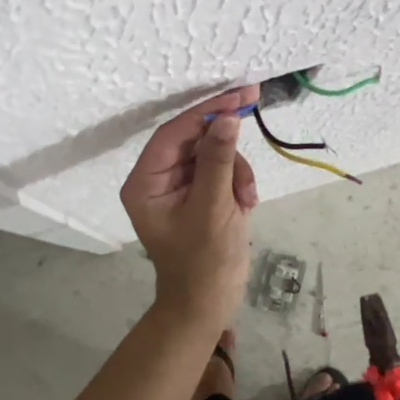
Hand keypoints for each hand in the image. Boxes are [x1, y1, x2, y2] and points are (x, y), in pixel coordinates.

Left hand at [119, 87, 259, 321]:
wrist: (208, 304)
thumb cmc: (203, 261)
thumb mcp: (213, 207)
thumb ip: (218, 160)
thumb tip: (226, 117)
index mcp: (144, 182)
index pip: (173, 133)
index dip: (206, 112)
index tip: (240, 95)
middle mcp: (156, 180)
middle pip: (194, 140)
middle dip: (226, 146)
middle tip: (254, 115)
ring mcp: (177, 188)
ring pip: (212, 155)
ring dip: (235, 171)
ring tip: (245, 200)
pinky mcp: (198, 197)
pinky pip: (220, 173)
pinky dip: (236, 184)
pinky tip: (244, 206)